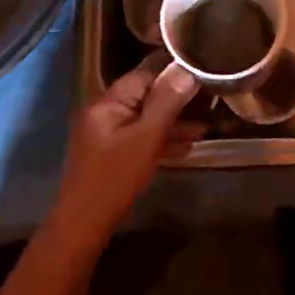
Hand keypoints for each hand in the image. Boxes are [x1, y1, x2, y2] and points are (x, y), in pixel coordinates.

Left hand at [52, 58, 204, 236]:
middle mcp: (104, 112)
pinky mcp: (111, 153)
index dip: (172, 74)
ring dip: (172, 123)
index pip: (143, 75)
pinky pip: (139, 138)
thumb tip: (185, 70)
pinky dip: (160, 140)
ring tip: (205, 128)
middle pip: (145, 97)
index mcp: (107, 102)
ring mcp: (106, 133)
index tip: (202, 75)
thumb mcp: (146, 138)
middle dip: (176, 101)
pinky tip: (186, 148)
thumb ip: (166, 103)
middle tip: (209, 102)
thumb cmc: (115, 178)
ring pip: (144, 120)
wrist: (84, 223)